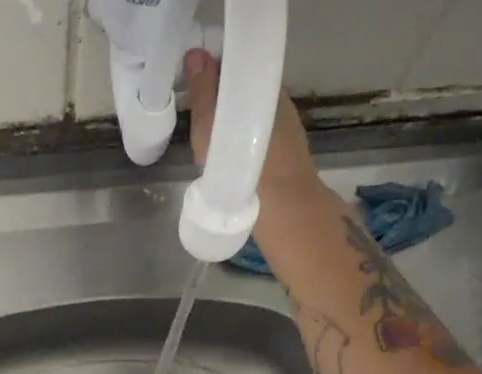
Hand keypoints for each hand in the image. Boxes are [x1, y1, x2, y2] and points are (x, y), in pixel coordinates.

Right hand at [182, 49, 327, 224]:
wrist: (282, 210)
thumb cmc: (242, 165)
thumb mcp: (212, 125)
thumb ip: (203, 91)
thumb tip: (196, 56)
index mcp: (265, 87)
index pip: (235, 72)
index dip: (212, 79)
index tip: (193, 94)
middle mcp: (280, 104)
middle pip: (244, 97)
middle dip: (221, 107)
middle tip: (197, 127)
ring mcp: (288, 133)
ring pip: (252, 123)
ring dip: (232, 132)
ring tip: (210, 151)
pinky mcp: (287, 159)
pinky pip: (259, 145)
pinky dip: (243, 150)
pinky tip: (231, 168)